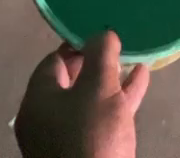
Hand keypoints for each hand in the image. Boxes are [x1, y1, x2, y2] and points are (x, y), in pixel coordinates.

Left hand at [14, 31, 150, 157]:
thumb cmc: (91, 136)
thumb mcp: (97, 87)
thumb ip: (100, 54)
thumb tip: (102, 33)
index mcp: (38, 101)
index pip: (54, 60)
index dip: (79, 43)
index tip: (103, 33)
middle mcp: (45, 120)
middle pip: (71, 80)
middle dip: (96, 61)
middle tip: (119, 46)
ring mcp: (63, 141)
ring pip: (89, 99)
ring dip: (113, 79)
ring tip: (136, 60)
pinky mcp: (84, 154)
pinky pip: (101, 118)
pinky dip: (119, 99)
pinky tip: (141, 80)